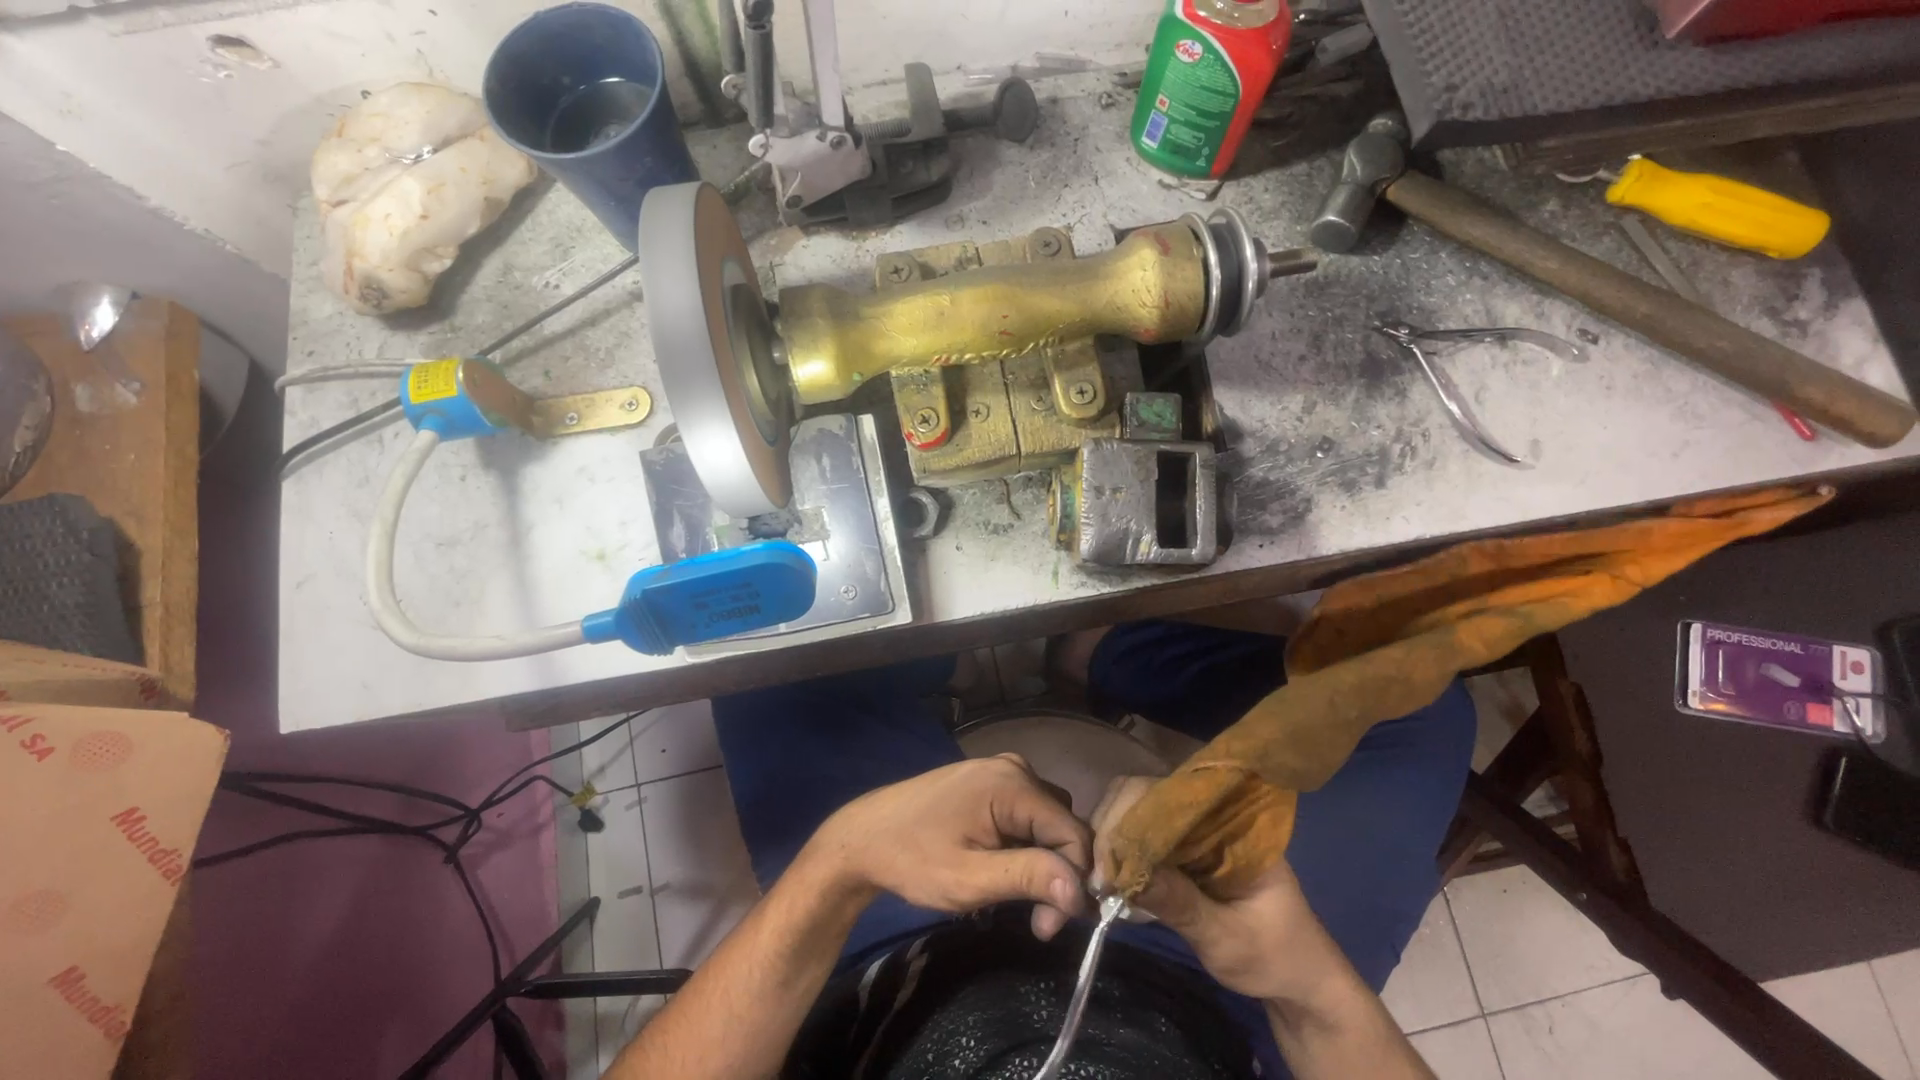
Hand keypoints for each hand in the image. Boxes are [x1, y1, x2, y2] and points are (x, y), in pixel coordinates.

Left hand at [806, 754, 1092, 939]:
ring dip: (1045, 862)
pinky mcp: (990, 782)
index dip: (1074, 883)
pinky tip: (1006, 870)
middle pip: (1064, 825)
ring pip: (1049, 821)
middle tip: (1036, 920)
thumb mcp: (969, 880)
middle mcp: (1014, 767)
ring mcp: (1001, 770)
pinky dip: (1028, 845)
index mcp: (1012, 784)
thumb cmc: (912, 861)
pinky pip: (1029, 814)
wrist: (863, 838)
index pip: (1074, 834)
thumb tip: (1081, 890)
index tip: (1049, 925)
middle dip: (1060, 875)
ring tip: (1019, 899)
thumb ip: (1028, 878)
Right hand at [1091, 776, 1346, 1004]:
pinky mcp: (1182, 851)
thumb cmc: (1274, 958)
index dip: (1131, 817)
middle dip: (1112, 827)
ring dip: (1111, 839)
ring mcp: (1194, 831)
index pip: (1170, 793)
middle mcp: (1210, 814)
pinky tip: (1109, 882)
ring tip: (1099, 881)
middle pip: (1144, 793)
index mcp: (1234, 822)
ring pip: (1135, 812)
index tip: (1108, 863)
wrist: (1299, 982)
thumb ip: (1181, 904)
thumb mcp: (1229, 939)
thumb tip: (1125, 871)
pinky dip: (1119, 854)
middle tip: (1097, 876)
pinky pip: (1140, 837)